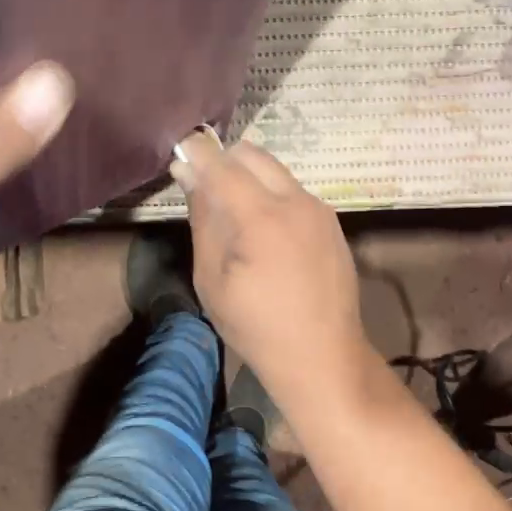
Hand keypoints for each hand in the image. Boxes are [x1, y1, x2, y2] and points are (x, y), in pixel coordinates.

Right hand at [172, 132, 372, 400]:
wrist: (323, 357)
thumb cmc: (257, 328)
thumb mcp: (213, 281)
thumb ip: (203, 222)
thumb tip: (190, 176)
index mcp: (262, 216)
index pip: (221, 164)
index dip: (196, 153)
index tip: (179, 153)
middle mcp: (296, 202)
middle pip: (254, 155)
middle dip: (225, 161)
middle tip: (204, 188)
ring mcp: (320, 212)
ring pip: (278, 173)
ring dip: (251, 179)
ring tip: (234, 215)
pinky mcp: (333, 226)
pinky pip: (296, 195)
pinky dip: (273, 197)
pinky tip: (265, 235)